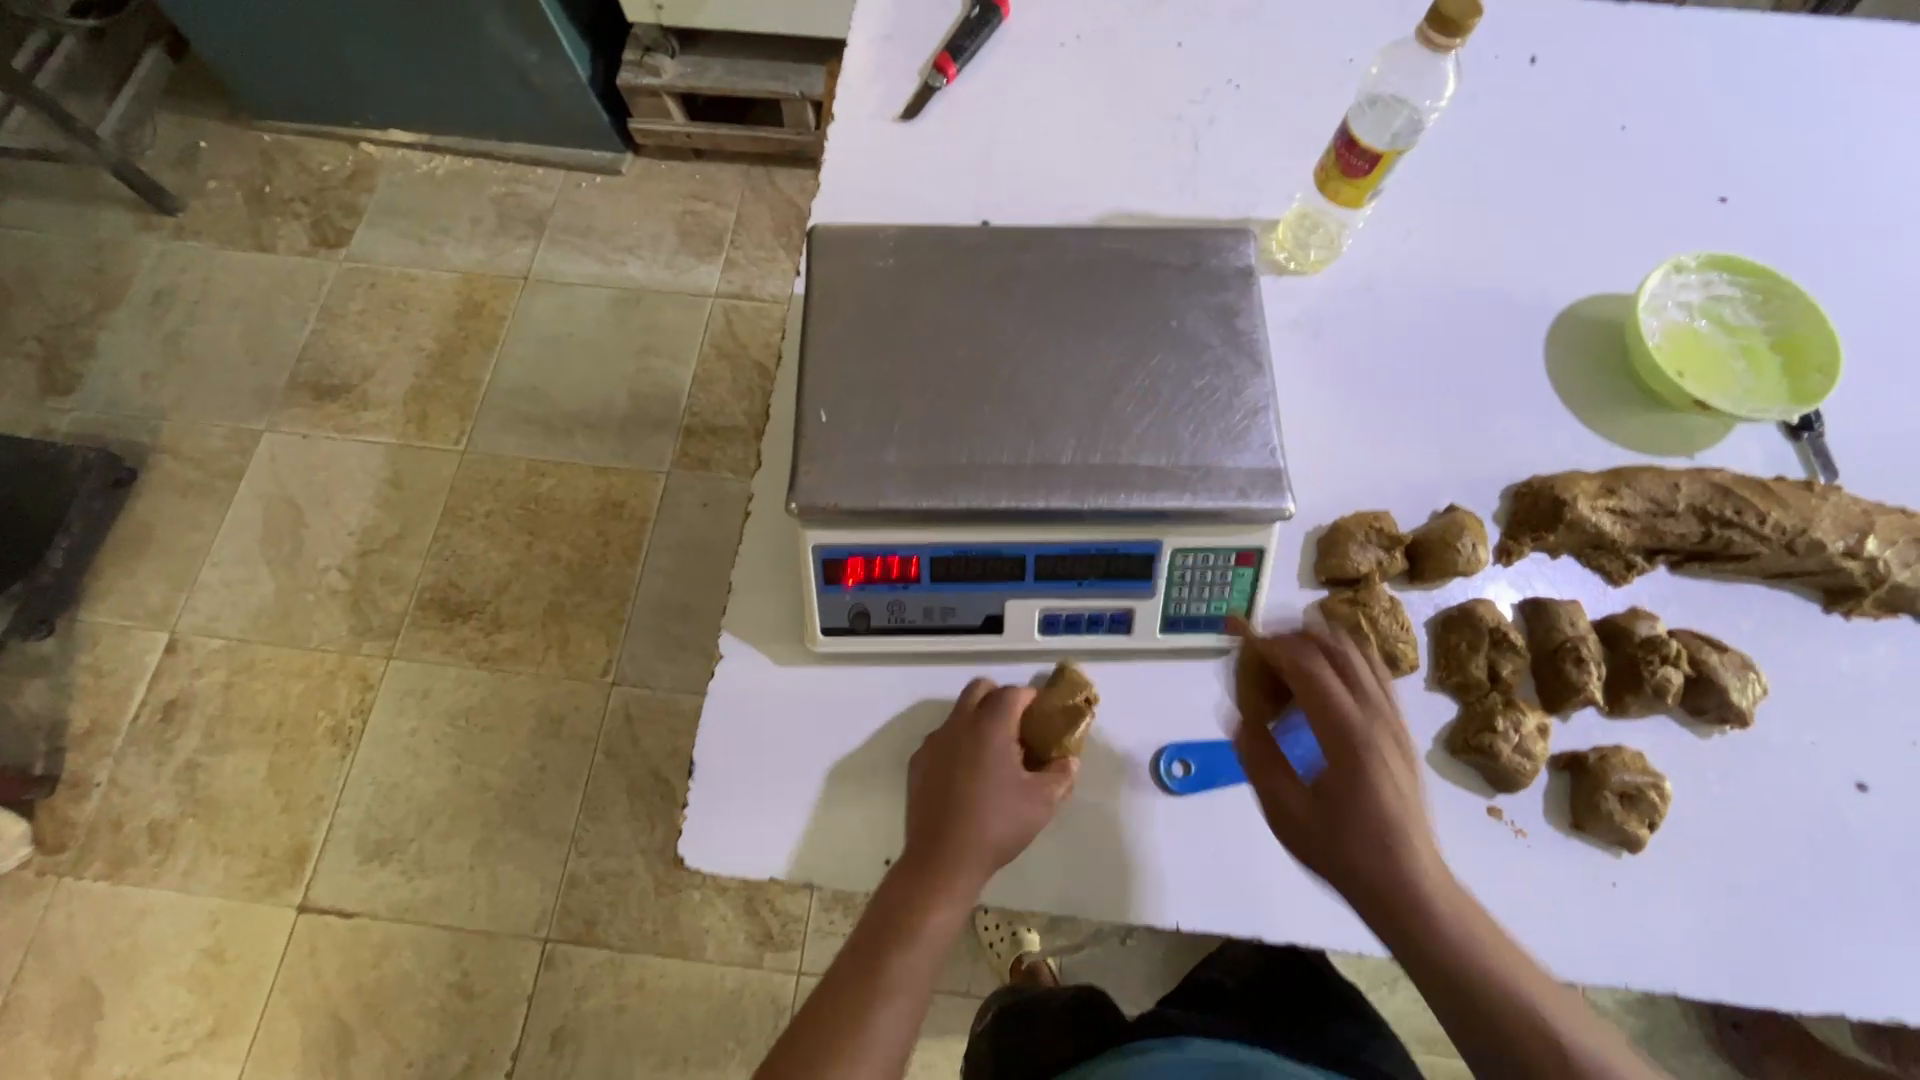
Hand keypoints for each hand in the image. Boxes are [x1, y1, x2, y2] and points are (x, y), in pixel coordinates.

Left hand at [901, 678, 1077, 895]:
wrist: (942, 859)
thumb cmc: (997, 825)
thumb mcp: (1042, 803)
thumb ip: (1061, 774)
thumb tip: (1069, 760)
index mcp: (989, 726)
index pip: (1012, 693)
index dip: (1030, 698)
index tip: (1042, 715)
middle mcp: (957, 724)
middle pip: (979, 689)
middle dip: (1000, 698)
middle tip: (1018, 726)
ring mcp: (933, 743)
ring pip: (958, 714)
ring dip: (977, 721)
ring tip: (994, 756)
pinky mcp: (917, 763)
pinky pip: (942, 740)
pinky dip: (958, 745)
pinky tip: (968, 777)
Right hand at [1229, 619, 1450, 912]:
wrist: (1408, 884)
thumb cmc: (1342, 852)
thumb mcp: (1284, 812)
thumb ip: (1259, 758)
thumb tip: (1241, 718)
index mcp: (1347, 735)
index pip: (1307, 664)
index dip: (1270, 646)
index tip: (1240, 646)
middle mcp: (1376, 716)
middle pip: (1335, 646)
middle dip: (1291, 637)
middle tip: (1257, 650)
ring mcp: (1394, 720)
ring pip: (1359, 653)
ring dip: (1318, 644)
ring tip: (1284, 660)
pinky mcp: (1400, 729)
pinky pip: (1373, 673)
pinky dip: (1341, 660)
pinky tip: (1318, 683)